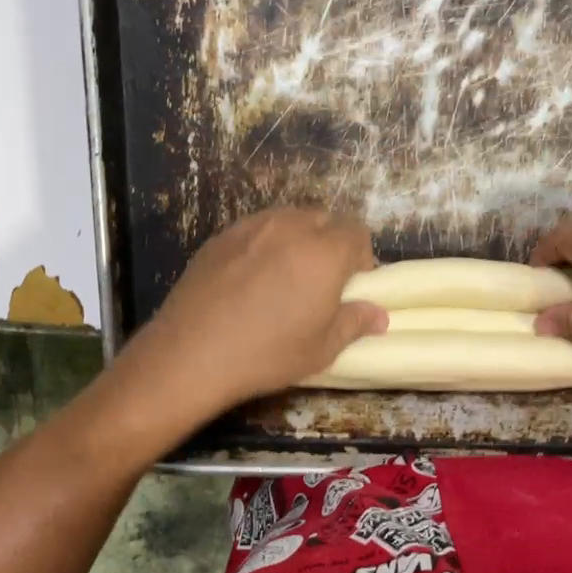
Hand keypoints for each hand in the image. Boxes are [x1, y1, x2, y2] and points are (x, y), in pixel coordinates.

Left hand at [120, 208, 386, 409]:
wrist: (192, 352)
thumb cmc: (268, 353)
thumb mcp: (322, 348)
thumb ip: (354, 323)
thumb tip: (378, 315)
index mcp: (324, 251)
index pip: (357, 233)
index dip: (360, 258)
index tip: (351, 287)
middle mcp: (291, 226)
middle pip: (324, 219)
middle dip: (331, 243)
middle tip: (321, 282)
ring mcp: (252, 226)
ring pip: (288, 218)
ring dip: (298, 239)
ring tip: (286, 276)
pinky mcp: (221, 235)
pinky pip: (256, 228)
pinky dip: (265, 243)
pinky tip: (251, 278)